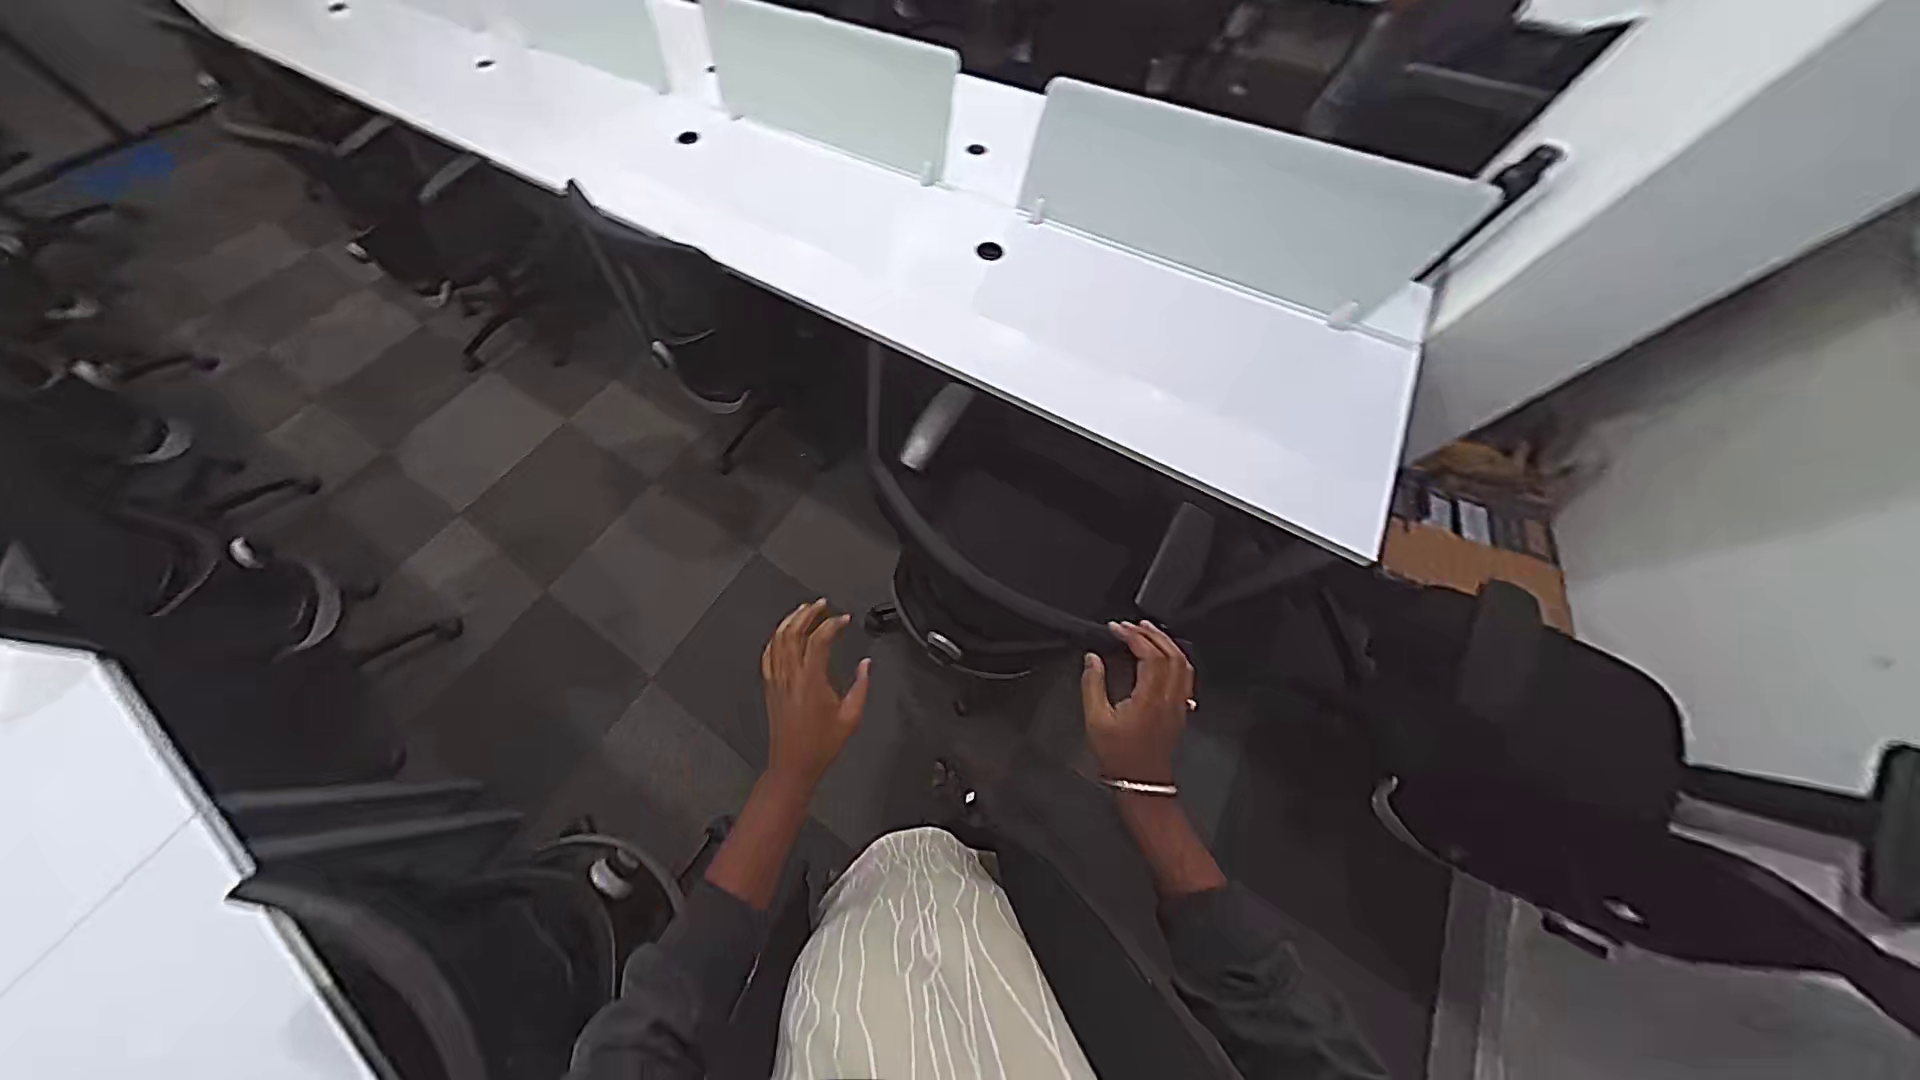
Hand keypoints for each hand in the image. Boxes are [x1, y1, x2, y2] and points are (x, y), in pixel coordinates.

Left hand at [761, 599, 871, 792]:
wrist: (792, 764)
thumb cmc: (819, 745)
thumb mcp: (851, 716)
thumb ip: (861, 686)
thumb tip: (866, 666)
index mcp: (811, 681)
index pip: (819, 640)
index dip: (832, 624)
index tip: (843, 620)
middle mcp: (791, 677)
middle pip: (793, 632)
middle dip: (808, 613)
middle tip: (821, 604)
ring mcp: (777, 681)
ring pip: (778, 640)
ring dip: (790, 621)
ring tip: (803, 610)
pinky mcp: (770, 687)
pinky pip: (768, 656)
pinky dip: (775, 639)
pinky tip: (781, 634)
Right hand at [1081, 621, 1193, 784]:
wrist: (1140, 782)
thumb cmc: (1118, 754)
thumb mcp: (1096, 719)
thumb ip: (1093, 684)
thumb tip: (1092, 658)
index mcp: (1149, 699)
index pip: (1150, 656)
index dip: (1133, 637)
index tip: (1116, 628)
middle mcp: (1169, 699)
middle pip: (1171, 654)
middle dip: (1151, 634)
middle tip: (1131, 624)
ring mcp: (1179, 704)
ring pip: (1182, 663)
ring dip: (1166, 643)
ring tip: (1147, 631)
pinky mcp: (1181, 709)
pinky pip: (1186, 675)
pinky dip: (1175, 657)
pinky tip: (1163, 654)